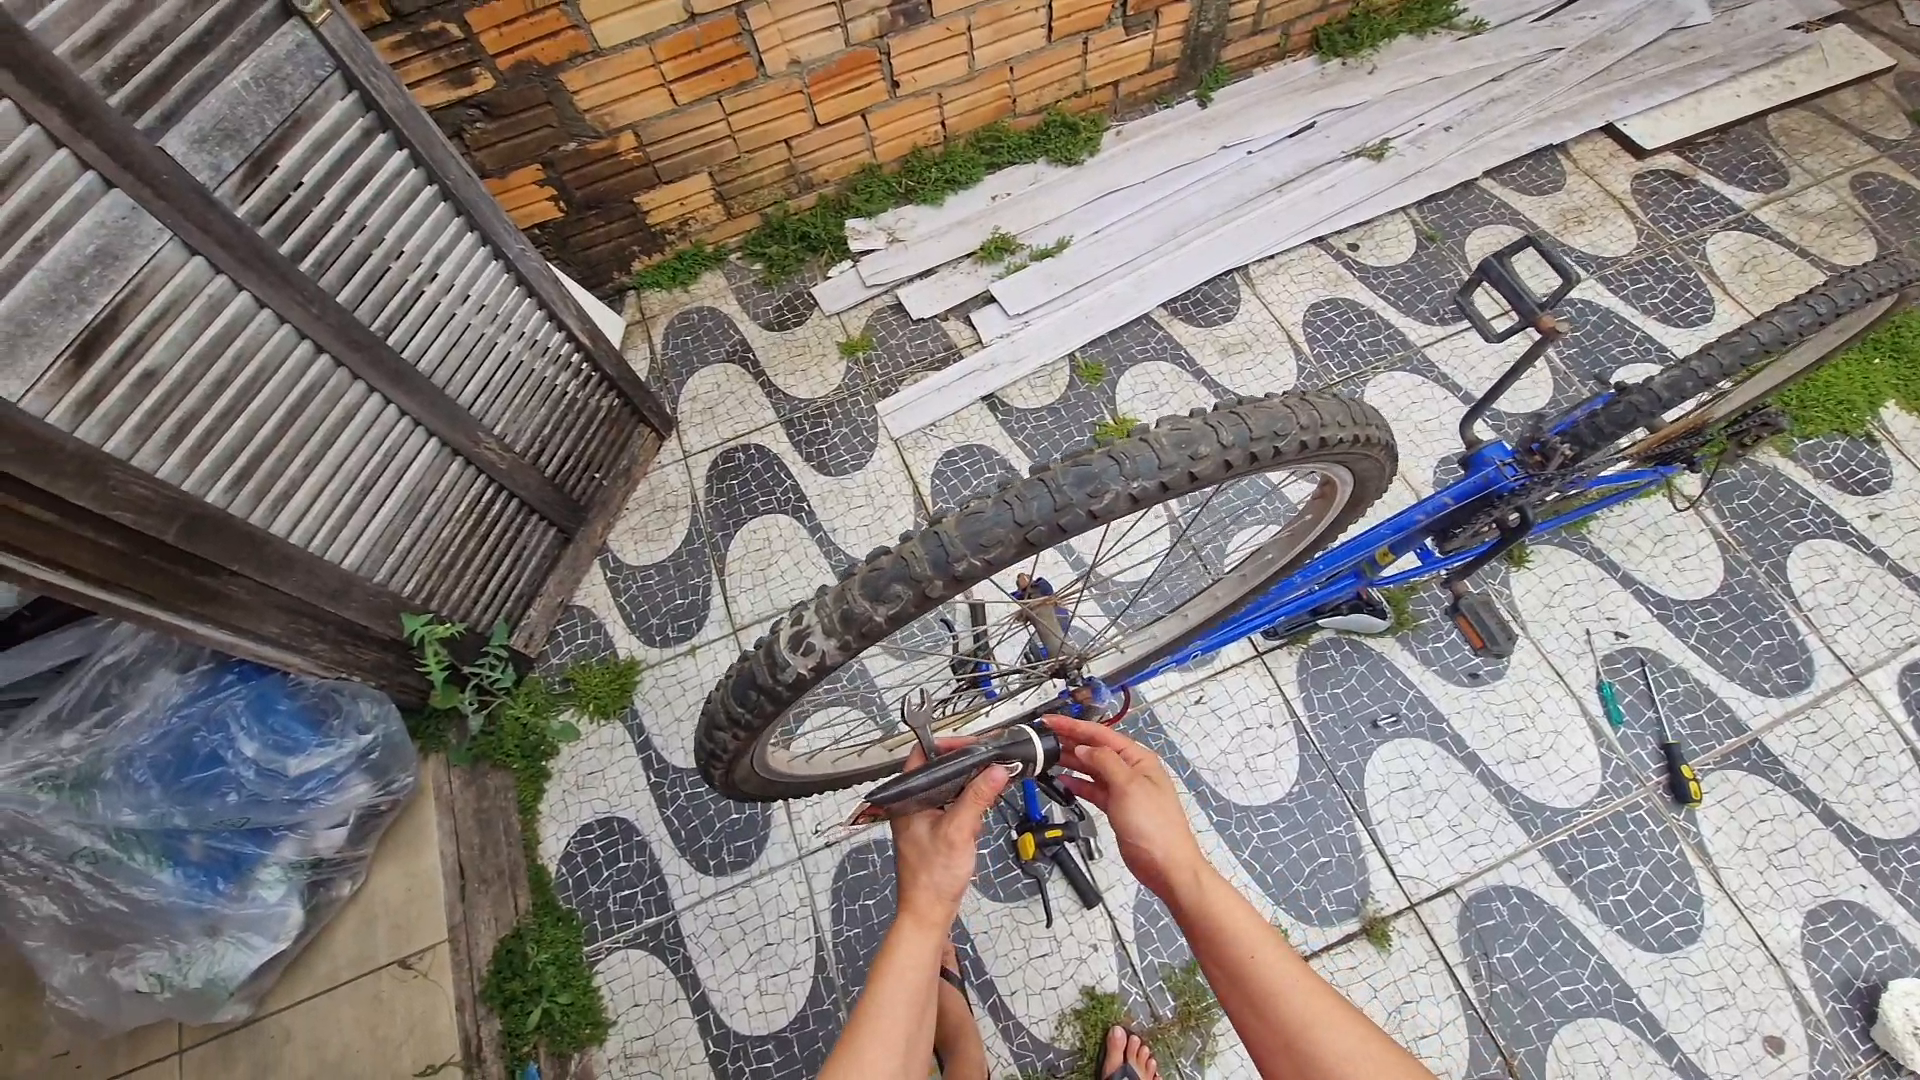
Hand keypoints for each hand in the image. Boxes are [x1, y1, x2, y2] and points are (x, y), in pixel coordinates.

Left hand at [890, 739, 1015, 927]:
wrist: (928, 913)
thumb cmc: (932, 876)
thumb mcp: (958, 830)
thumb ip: (977, 798)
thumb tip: (997, 770)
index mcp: (907, 796)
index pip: (923, 753)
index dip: (947, 744)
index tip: (974, 744)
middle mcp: (912, 802)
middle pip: (940, 769)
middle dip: (967, 767)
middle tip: (991, 762)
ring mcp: (923, 815)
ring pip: (950, 787)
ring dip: (970, 788)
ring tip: (989, 786)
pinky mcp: (935, 828)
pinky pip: (954, 805)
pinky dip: (968, 805)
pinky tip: (980, 814)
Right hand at [1045, 716, 1210, 901]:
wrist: (1166, 867)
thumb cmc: (1152, 823)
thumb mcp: (1128, 786)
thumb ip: (1104, 762)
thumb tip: (1083, 748)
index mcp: (1137, 758)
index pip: (1100, 734)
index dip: (1074, 726)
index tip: (1050, 721)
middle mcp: (1129, 769)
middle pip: (1095, 749)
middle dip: (1070, 741)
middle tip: (1043, 738)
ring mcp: (1122, 789)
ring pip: (1092, 769)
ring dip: (1071, 762)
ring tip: (1047, 756)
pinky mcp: (1116, 808)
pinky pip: (1093, 789)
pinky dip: (1078, 784)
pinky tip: (1062, 781)